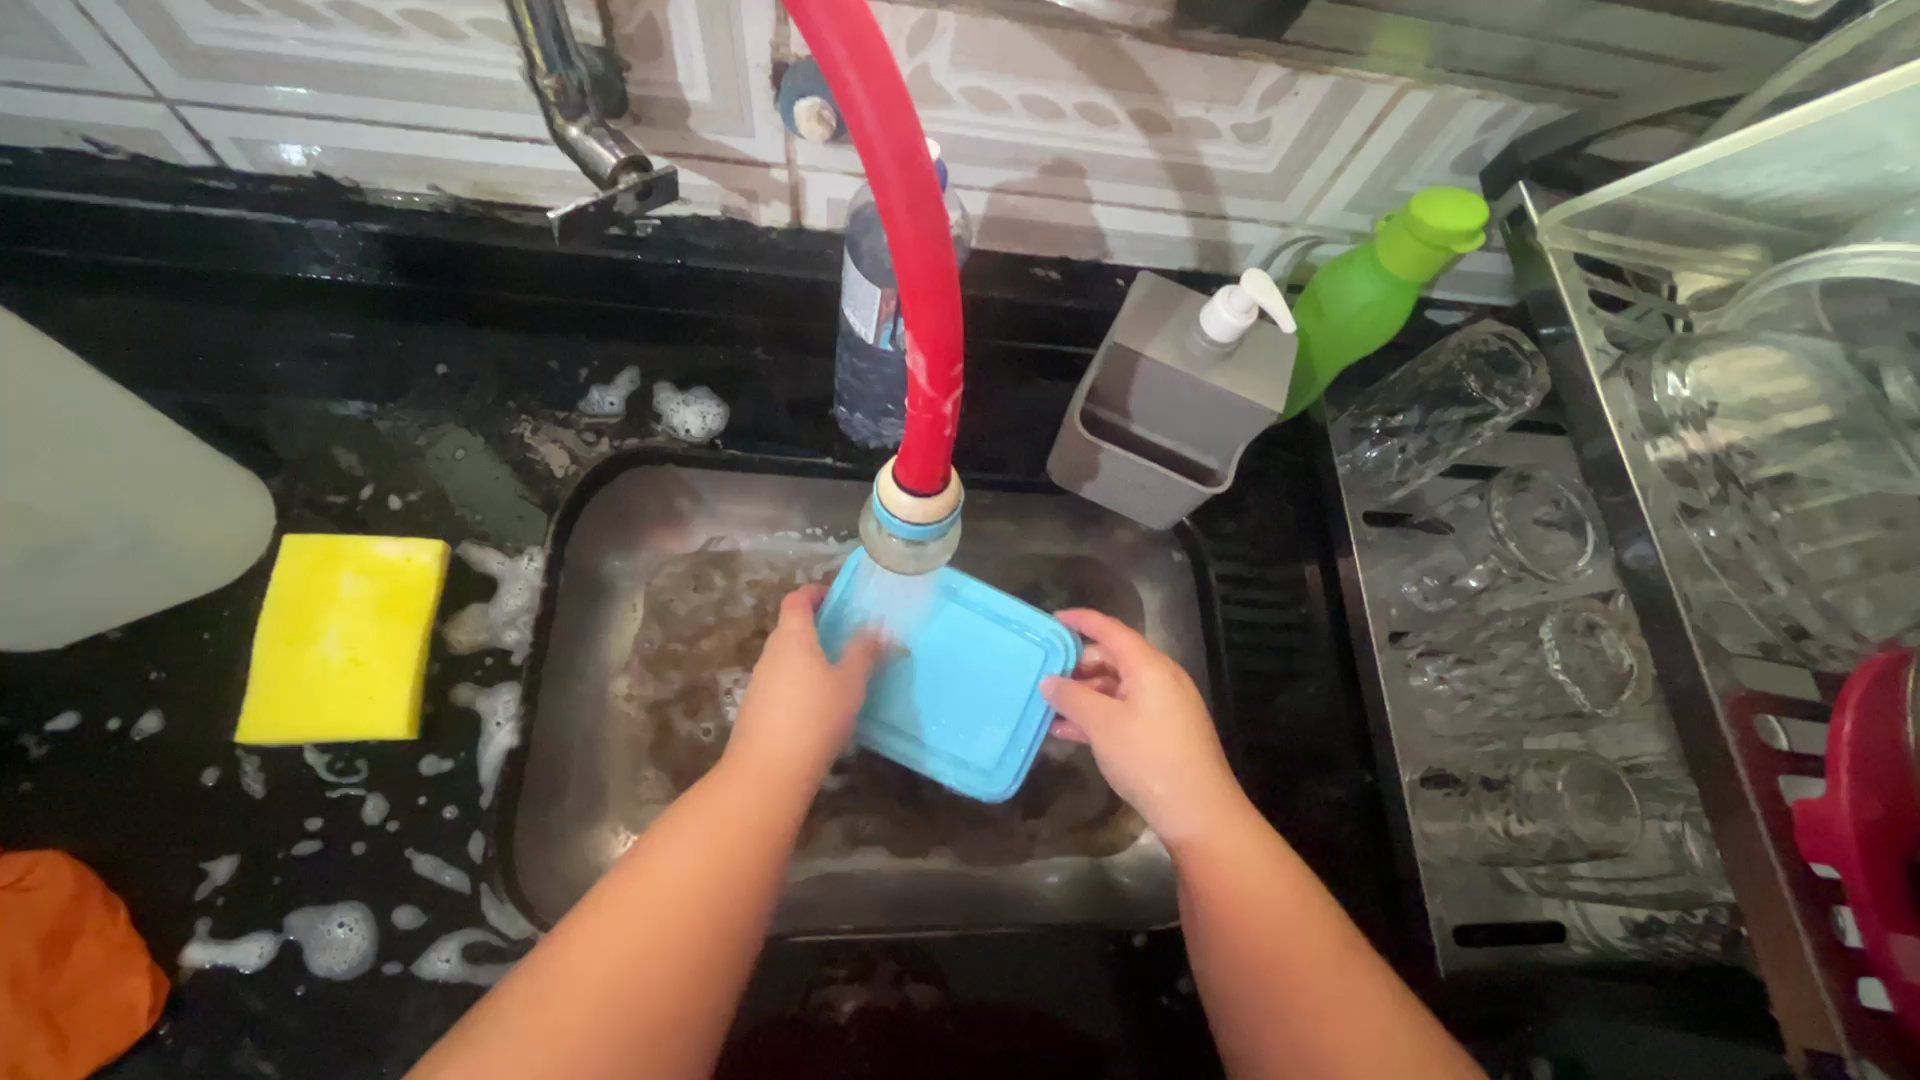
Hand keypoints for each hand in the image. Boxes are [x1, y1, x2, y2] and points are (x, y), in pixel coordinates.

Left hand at [723, 585, 882, 790]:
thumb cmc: (814, 716)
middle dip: (818, 626)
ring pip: (788, 656)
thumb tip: (878, 628)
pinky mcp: (758, 708)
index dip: (816, 592)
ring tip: (843, 670)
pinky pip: (783, 681)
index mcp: (792, 637)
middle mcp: (771, 653)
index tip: (839, 597)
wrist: (767, 771)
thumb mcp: (850, 682)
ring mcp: (761, 681)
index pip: (797, 599)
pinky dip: (802, 680)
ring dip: (811, 655)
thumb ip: (864, 652)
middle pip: (791, 627)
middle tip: (850, 634)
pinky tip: (823, 703)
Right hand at [1042, 609, 1248, 843]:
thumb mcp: (1102, 725)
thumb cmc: (1148, 758)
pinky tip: (1071, 733)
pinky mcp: (1165, 731)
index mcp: (1149, 666)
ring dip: (1085, 696)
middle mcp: (1161, 678)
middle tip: (1046, 680)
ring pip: (1117, 688)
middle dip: (1078, 667)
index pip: (1110, 630)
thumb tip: (1049, 681)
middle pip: (1114, 658)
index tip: (1052, 621)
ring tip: (1052, 712)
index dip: (1081, 621)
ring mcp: (1165, 706)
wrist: (1199, 811)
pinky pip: (1126, 710)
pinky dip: (1100, 716)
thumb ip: (1071, 697)